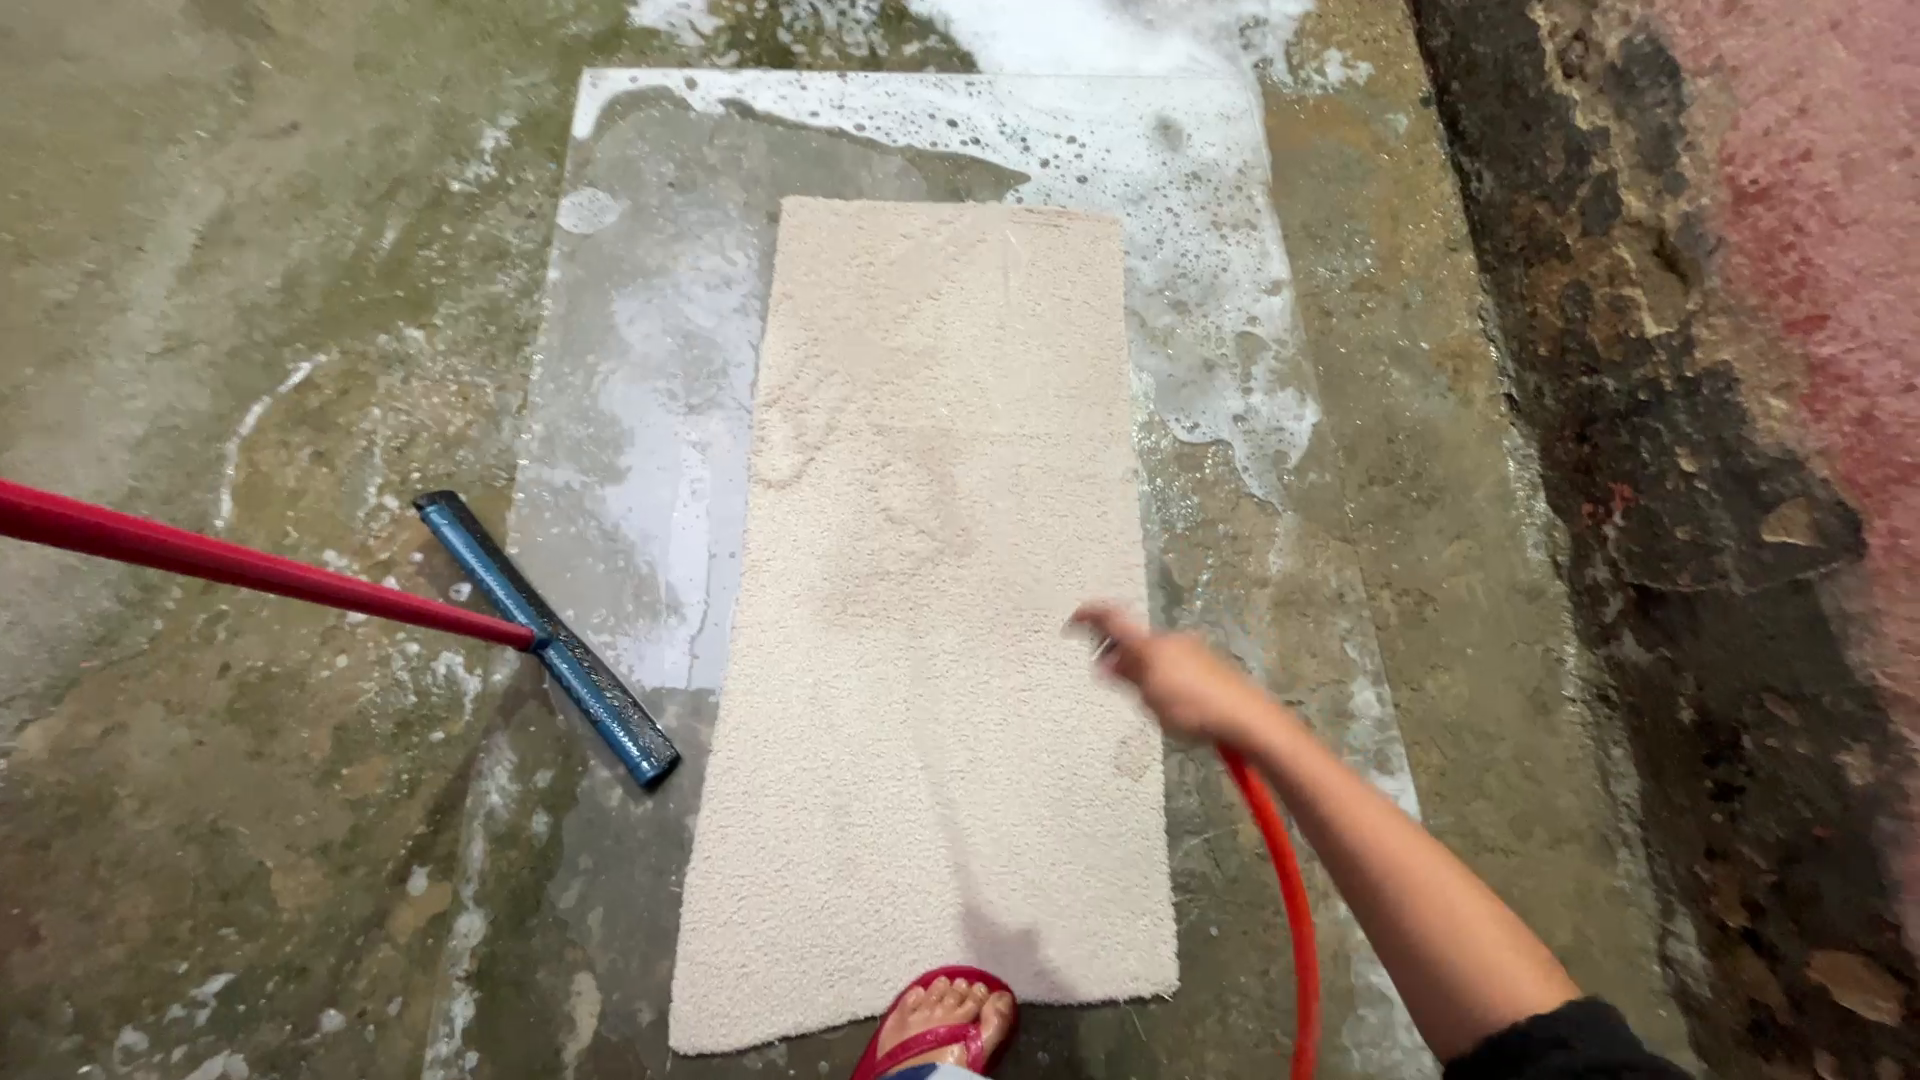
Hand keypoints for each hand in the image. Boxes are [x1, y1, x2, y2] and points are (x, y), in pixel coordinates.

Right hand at [1069, 602, 1279, 745]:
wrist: (1248, 717)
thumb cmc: (1195, 708)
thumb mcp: (1150, 697)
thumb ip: (1125, 677)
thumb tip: (1103, 663)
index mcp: (1151, 643)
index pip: (1112, 618)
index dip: (1089, 616)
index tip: (1072, 621)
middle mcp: (1170, 639)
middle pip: (1132, 639)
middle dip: (1117, 656)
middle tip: (1110, 678)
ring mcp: (1190, 649)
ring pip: (1152, 654)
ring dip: (1141, 671)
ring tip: (1147, 701)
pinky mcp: (1206, 663)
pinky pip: (1171, 664)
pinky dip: (1160, 676)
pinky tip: (1171, 704)